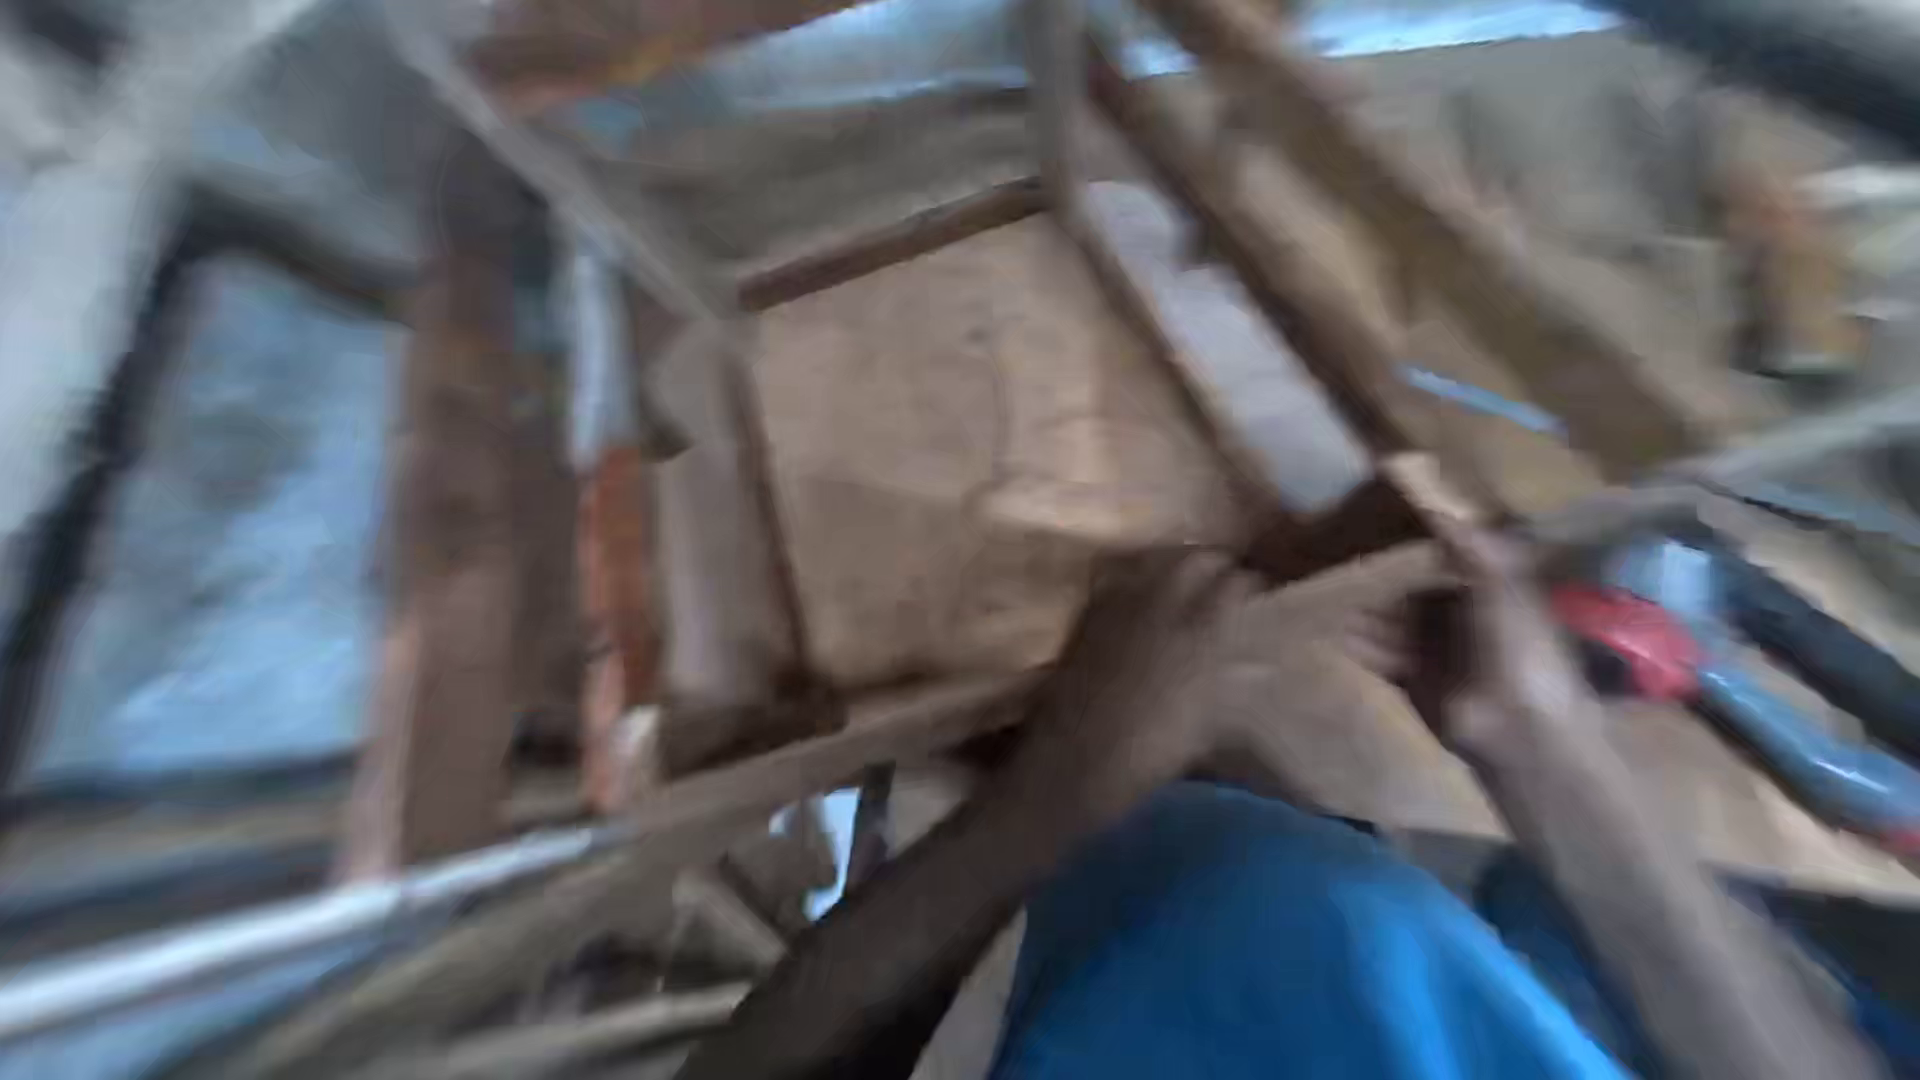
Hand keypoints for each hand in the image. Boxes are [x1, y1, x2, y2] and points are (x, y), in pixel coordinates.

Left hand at [1010, 547, 1256, 810]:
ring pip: (1152, 560)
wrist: (1077, 758)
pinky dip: (1136, 575)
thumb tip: (1243, 657)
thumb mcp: (1207, 720)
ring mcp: (1118, 607)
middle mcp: (1159, 608)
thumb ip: (1224, 676)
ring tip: (1186, 575)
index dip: (1250, 580)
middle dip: (1215, 561)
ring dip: (1174, 561)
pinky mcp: (1088, 615)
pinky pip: (1116, 577)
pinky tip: (1141, 591)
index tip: (1258, 586)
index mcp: (1198, 636)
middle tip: (1226, 573)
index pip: (1233, 584)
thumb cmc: (1150, 752)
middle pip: (1192, 558)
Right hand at [1349, 518, 1598, 756]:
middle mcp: (1457, 627)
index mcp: (1486, 602)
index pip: (1442, 573)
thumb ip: (1473, 550)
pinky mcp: (1411, 681)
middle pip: (1408, 601)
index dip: (1413, 558)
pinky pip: (1377, 658)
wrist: (1517, 724)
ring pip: (1388, 627)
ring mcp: (1432, 656)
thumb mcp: (1504, 590)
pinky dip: (1358, 647)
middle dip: (1379, 589)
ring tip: (1326, 601)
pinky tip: (1333, 634)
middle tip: (1340, 571)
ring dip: (1362, 617)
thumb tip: (1437, 508)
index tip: (1377, 540)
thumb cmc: (1517, 651)